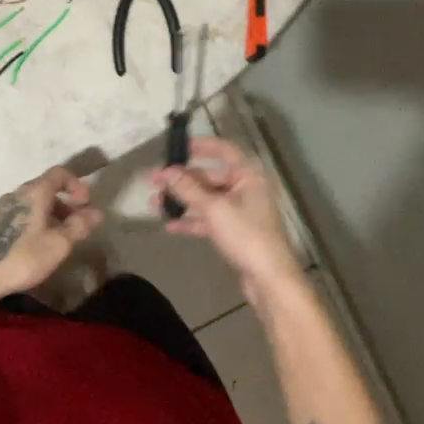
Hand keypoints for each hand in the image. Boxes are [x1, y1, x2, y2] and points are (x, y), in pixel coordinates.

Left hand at [0, 167, 103, 300]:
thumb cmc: (22, 257)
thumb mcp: (58, 244)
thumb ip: (79, 226)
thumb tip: (97, 212)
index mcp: (33, 193)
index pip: (59, 173)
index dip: (76, 185)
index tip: (85, 205)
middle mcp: (15, 194)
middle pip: (45, 188)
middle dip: (65, 203)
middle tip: (76, 225)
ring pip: (30, 203)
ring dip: (49, 214)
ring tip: (57, 238)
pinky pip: (18, 214)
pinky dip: (33, 221)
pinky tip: (34, 245)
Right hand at [152, 137, 299, 289]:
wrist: (269, 277)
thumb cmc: (246, 235)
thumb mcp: (214, 209)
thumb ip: (188, 189)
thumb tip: (166, 172)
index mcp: (248, 176)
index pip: (224, 150)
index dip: (202, 146)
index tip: (178, 147)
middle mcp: (246, 189)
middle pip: (210, 177)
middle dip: (181, 180)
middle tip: (154, 181)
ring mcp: (240, 211)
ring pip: (207, 200)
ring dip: (182, 201)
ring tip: (154, 204)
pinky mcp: (235, 232)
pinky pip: (209, 219)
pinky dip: (191, 221)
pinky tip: (170, 225)